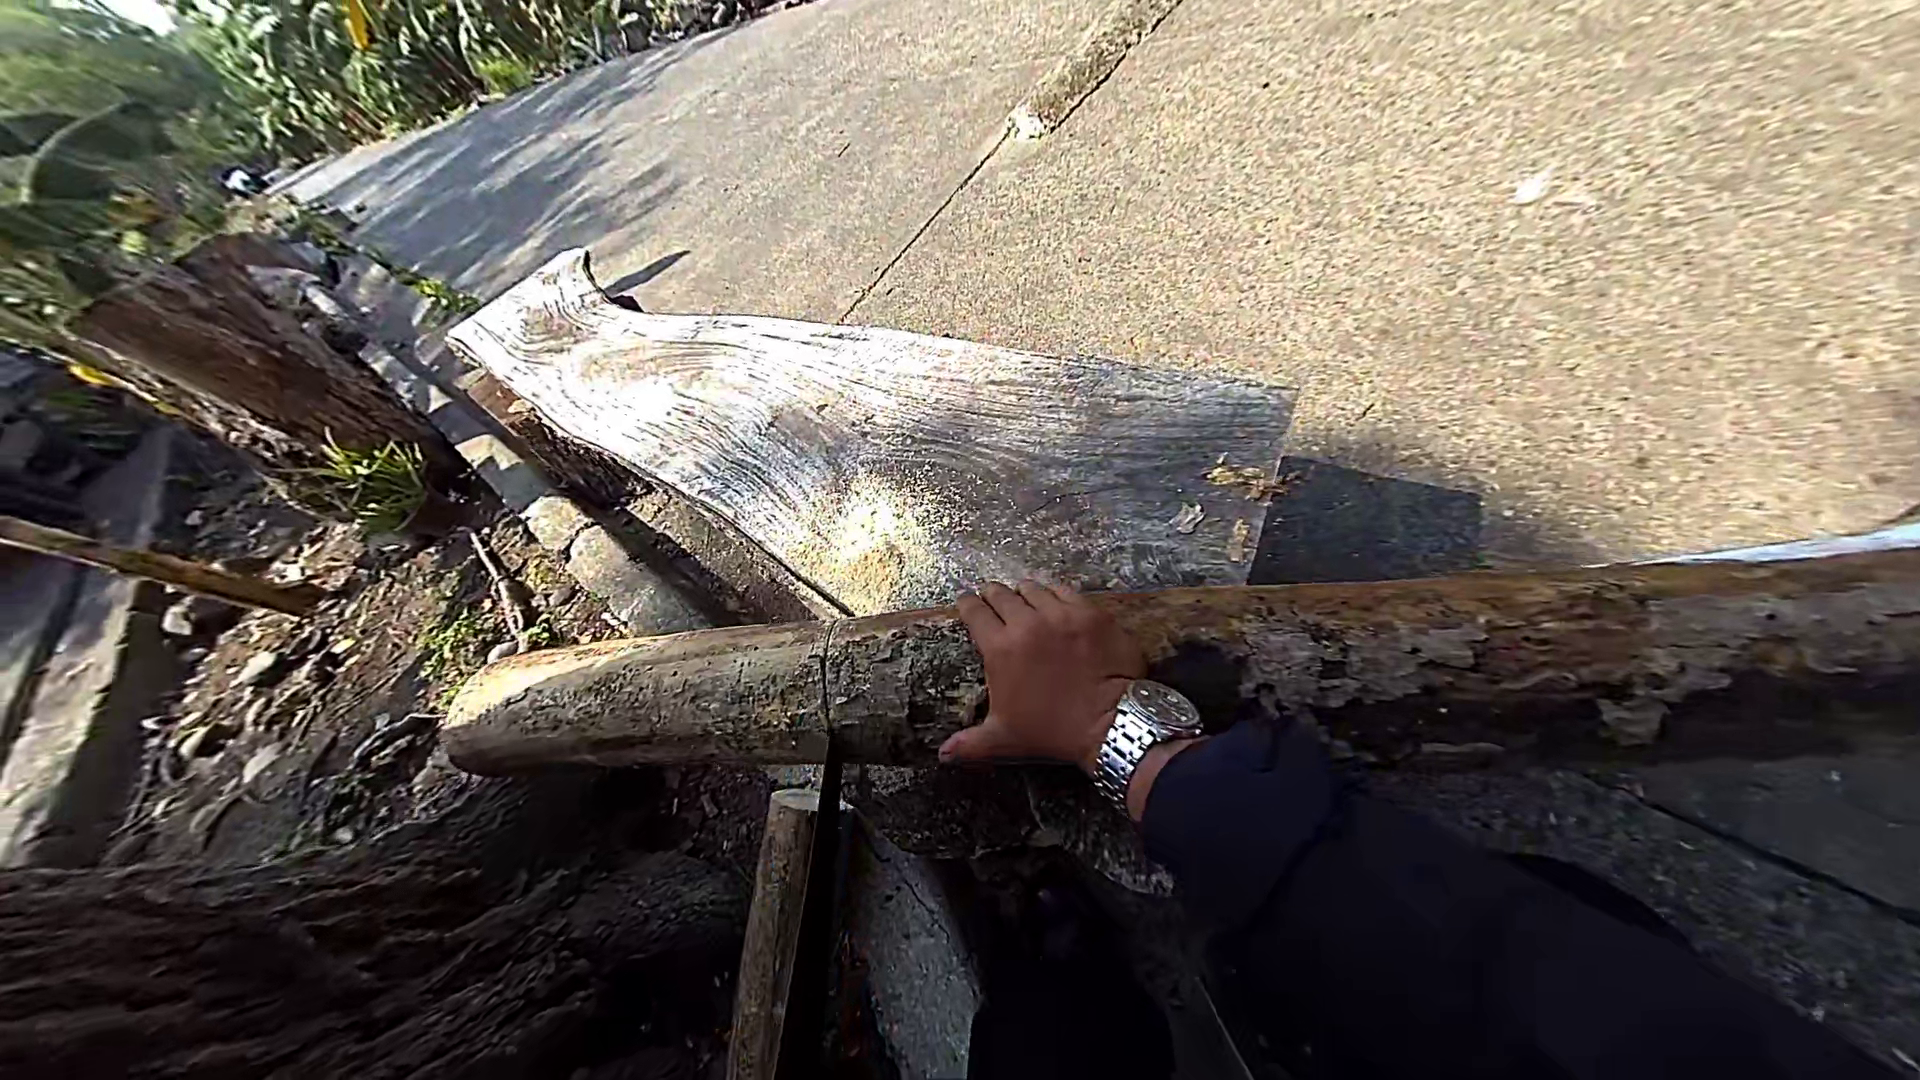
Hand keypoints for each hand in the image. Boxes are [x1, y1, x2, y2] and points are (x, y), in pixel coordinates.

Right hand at [940, 580, 1145, 769]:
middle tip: (992, 596)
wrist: (1110, 722)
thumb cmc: (1052, 730)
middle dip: (993, 594)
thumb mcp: (1005, 738)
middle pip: (1001, 595)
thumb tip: (942, 755)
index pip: (974, 613)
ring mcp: (1059, 614)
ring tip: (1024, 595)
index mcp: (1000, 648)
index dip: (967, 604)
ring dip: (1024, 592)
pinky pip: (1064, 591)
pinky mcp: (1088, 612)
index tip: (965, 600)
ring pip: (1032, 589)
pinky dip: (1055, 593)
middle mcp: (1026, 623)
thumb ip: (970, 744)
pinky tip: (1054, 597)